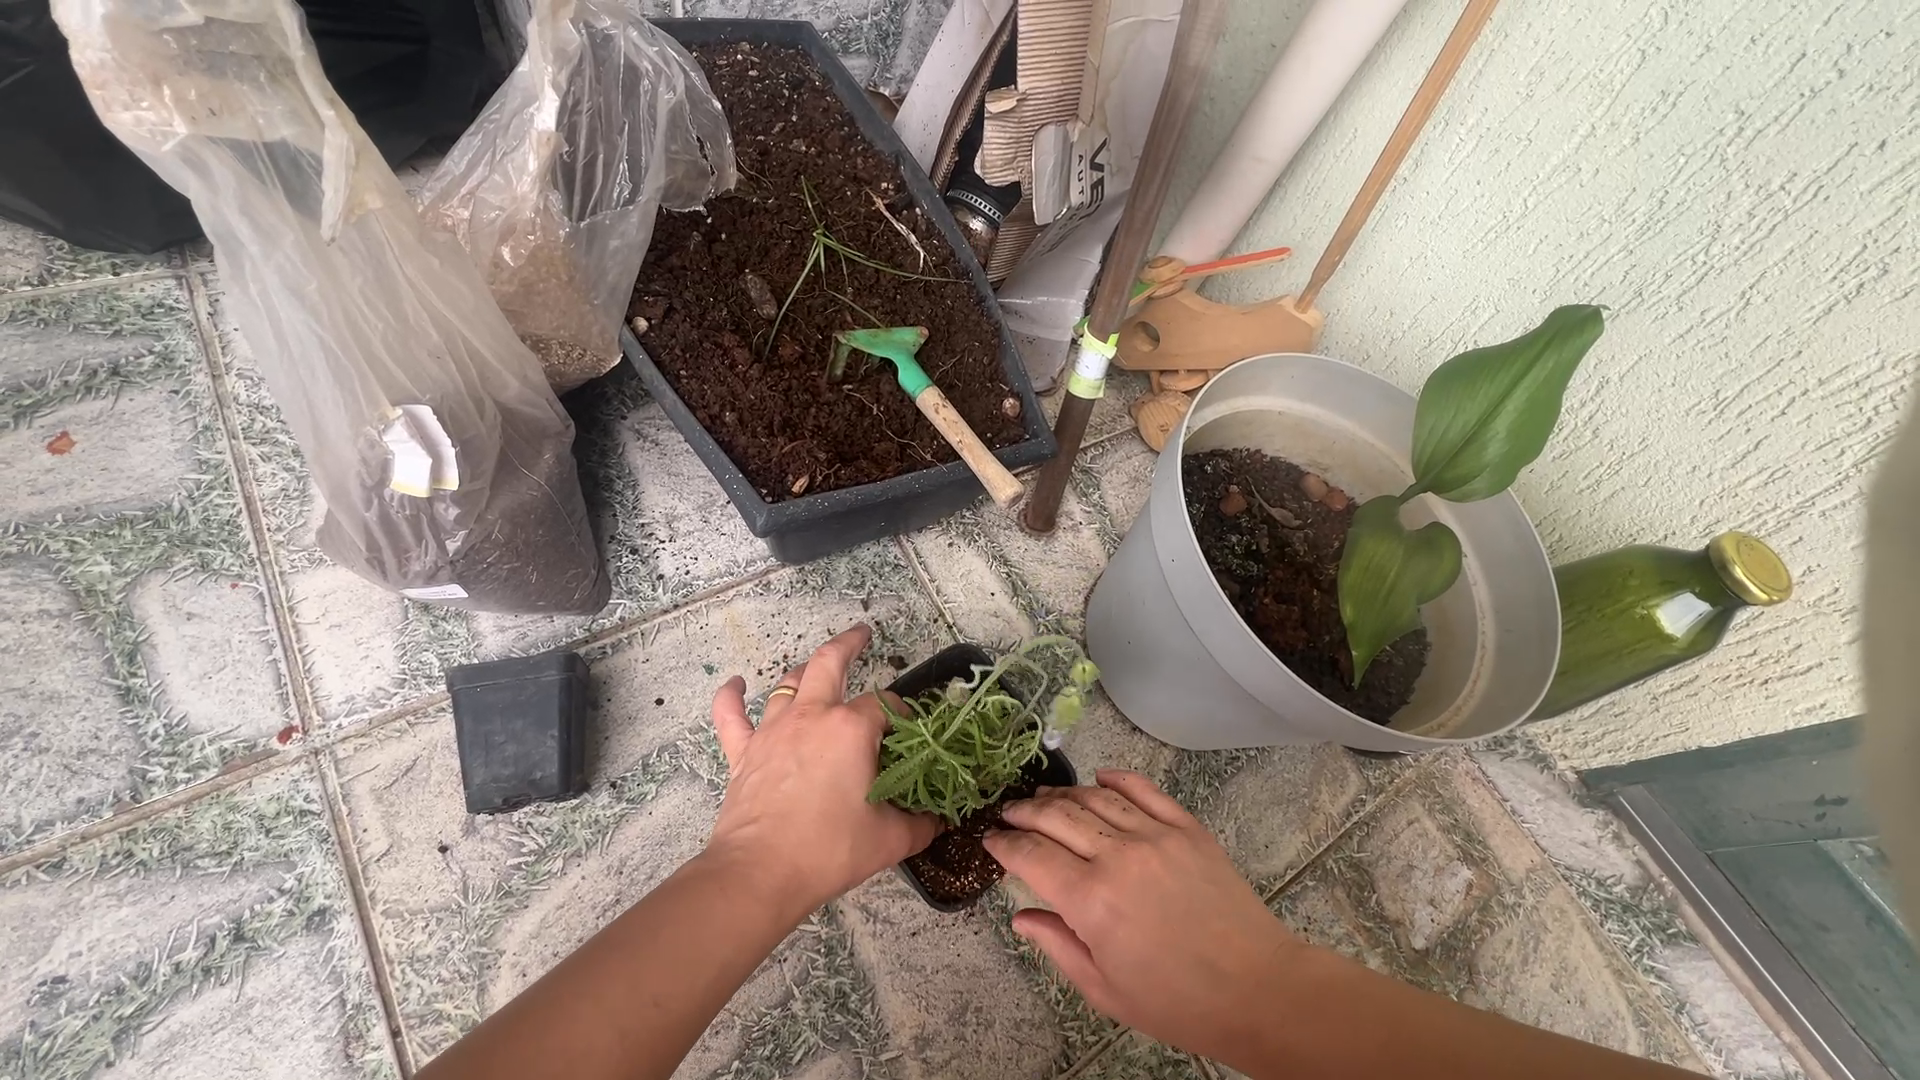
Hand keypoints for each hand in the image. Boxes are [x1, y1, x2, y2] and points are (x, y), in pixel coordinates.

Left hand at [707, 625, 941, 912]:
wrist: (760, 873)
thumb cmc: (829, 850)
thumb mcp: (890, 839)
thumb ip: (920, 824)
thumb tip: (940, 821)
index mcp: (851, 729)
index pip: (886, 707)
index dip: (903, 714)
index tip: (911, 731)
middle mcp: (812, 716)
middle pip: (830, 663)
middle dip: (850, 644)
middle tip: (863, 635)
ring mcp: (773, 730)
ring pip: (788, 683)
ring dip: (805, 672)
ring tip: (817, 669)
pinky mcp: (743, 752)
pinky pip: (731, 715)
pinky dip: (731, 696)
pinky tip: (735, 684)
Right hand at [983, 770, 1302, 1064]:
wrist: (1256, 989)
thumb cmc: (1174, 1001)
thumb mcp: (1103, 989)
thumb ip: (1056, 945)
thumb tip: (1020, 916)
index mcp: (1091, 899)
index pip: (1032, 856)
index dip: (1005, 845)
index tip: (990, 840)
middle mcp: (1118, 856)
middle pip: (1057, 816)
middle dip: (1025, 812)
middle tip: (1009, 813)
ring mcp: (1155, 834)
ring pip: (1095, 797)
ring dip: (1063, 794)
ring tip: (1045, 798)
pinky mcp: (1186, 827)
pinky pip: (1144, 789)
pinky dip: (1117, 778)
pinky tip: (1100, 777)